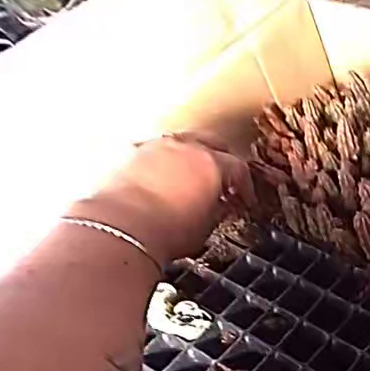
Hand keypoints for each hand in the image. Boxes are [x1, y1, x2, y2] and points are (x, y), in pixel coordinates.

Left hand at [75, 133, 251, 263]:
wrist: (123, 228)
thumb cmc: (171, 228)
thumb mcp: (209, 223)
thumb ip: (220, 207)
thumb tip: (222, 204)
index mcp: (212, 163)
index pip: (239, 169)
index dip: (246, 187)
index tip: (245, 201)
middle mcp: (185, 147)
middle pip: (213, 143)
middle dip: (223, 160)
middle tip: (225, 181)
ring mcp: (155, 146)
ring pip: (183, 141)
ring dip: (193, 156)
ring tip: (195, 177)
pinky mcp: (131, 153)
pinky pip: (157, 150)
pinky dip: (167, 161)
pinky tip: (168, 178)